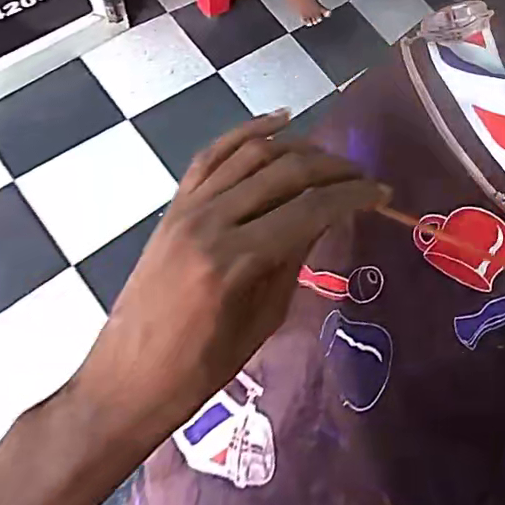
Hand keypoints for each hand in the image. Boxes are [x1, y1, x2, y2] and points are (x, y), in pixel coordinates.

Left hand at [66, 112, 386, 436]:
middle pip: (286, 171)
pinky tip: (279, 120)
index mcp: (234, 261)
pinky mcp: (174, 205)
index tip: (381, 193)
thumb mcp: (263, 320)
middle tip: (361, 175)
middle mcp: (210, 222)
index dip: (353, 195)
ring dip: (299, 146)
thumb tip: (328, 214)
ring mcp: (187, 208)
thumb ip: (295, 258)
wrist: (122, 384)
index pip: (310, 208)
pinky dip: (248, 131)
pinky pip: (213, 154)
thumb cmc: (199, 370)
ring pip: (253, 152)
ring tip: (329, 157)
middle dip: (333, 167)